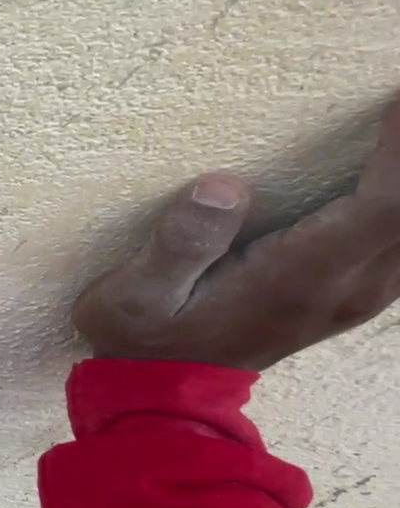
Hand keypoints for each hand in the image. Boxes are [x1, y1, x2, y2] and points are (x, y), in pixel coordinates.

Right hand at [75, 94, 399, 370]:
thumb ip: (180, 244)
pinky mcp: (358, 287)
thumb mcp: (133, 294)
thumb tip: (223, 183)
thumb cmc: (139, 334)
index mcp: (297, 278)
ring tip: (399, 121)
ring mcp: (363, 289)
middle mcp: (350, 284)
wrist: (164, 387)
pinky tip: (392, 169)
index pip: (386, 203)